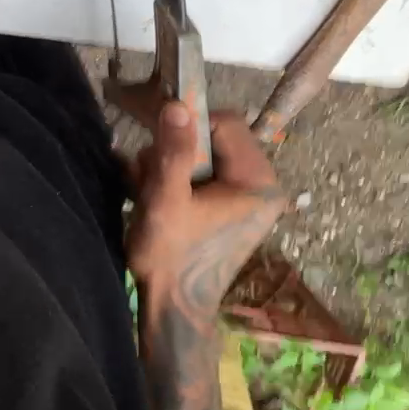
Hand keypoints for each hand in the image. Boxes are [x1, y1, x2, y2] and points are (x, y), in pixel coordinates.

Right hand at [125, 102, 285, 318]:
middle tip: (151, 177)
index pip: (225, 123)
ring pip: (200, 153)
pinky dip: (172, 178)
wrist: (172, 305)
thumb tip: (177, 105)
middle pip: (211, 137)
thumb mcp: (167, 200)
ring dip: (167, 165)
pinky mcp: (227, 206)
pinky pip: (198, 172)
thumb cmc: (172, 254)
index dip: (187, 126)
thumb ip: (174, 152)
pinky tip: (155, 198)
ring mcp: (244, 196)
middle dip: (173, 151)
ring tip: (149, 192)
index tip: (157, 146)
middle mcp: (260, 185)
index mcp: (259, 182)